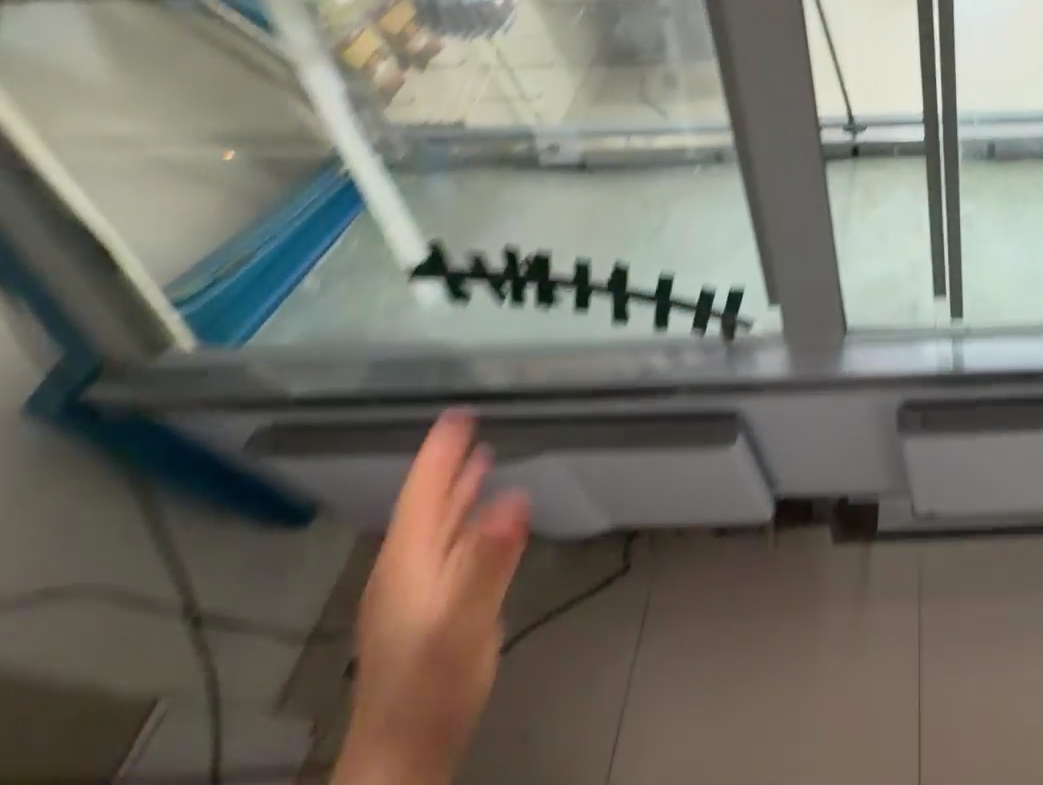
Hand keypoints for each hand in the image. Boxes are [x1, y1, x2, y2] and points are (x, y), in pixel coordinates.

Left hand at [336, 411, 530, 784]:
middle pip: (428, 505)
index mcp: (409, 561)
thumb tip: (517, 496)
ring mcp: (416, 591)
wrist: (404, 751)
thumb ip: (488, 559)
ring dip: (457, 491)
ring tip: (480, 460)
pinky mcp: (430, 610)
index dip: (440, 452)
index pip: (423, 492)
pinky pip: (450, 549)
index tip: (459, 413)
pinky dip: (466, 523)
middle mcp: (407, 568)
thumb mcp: (464, 621)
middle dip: (448, 465)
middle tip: (470, 426)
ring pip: (438, 526)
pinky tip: (482, 524)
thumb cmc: (433, 686)